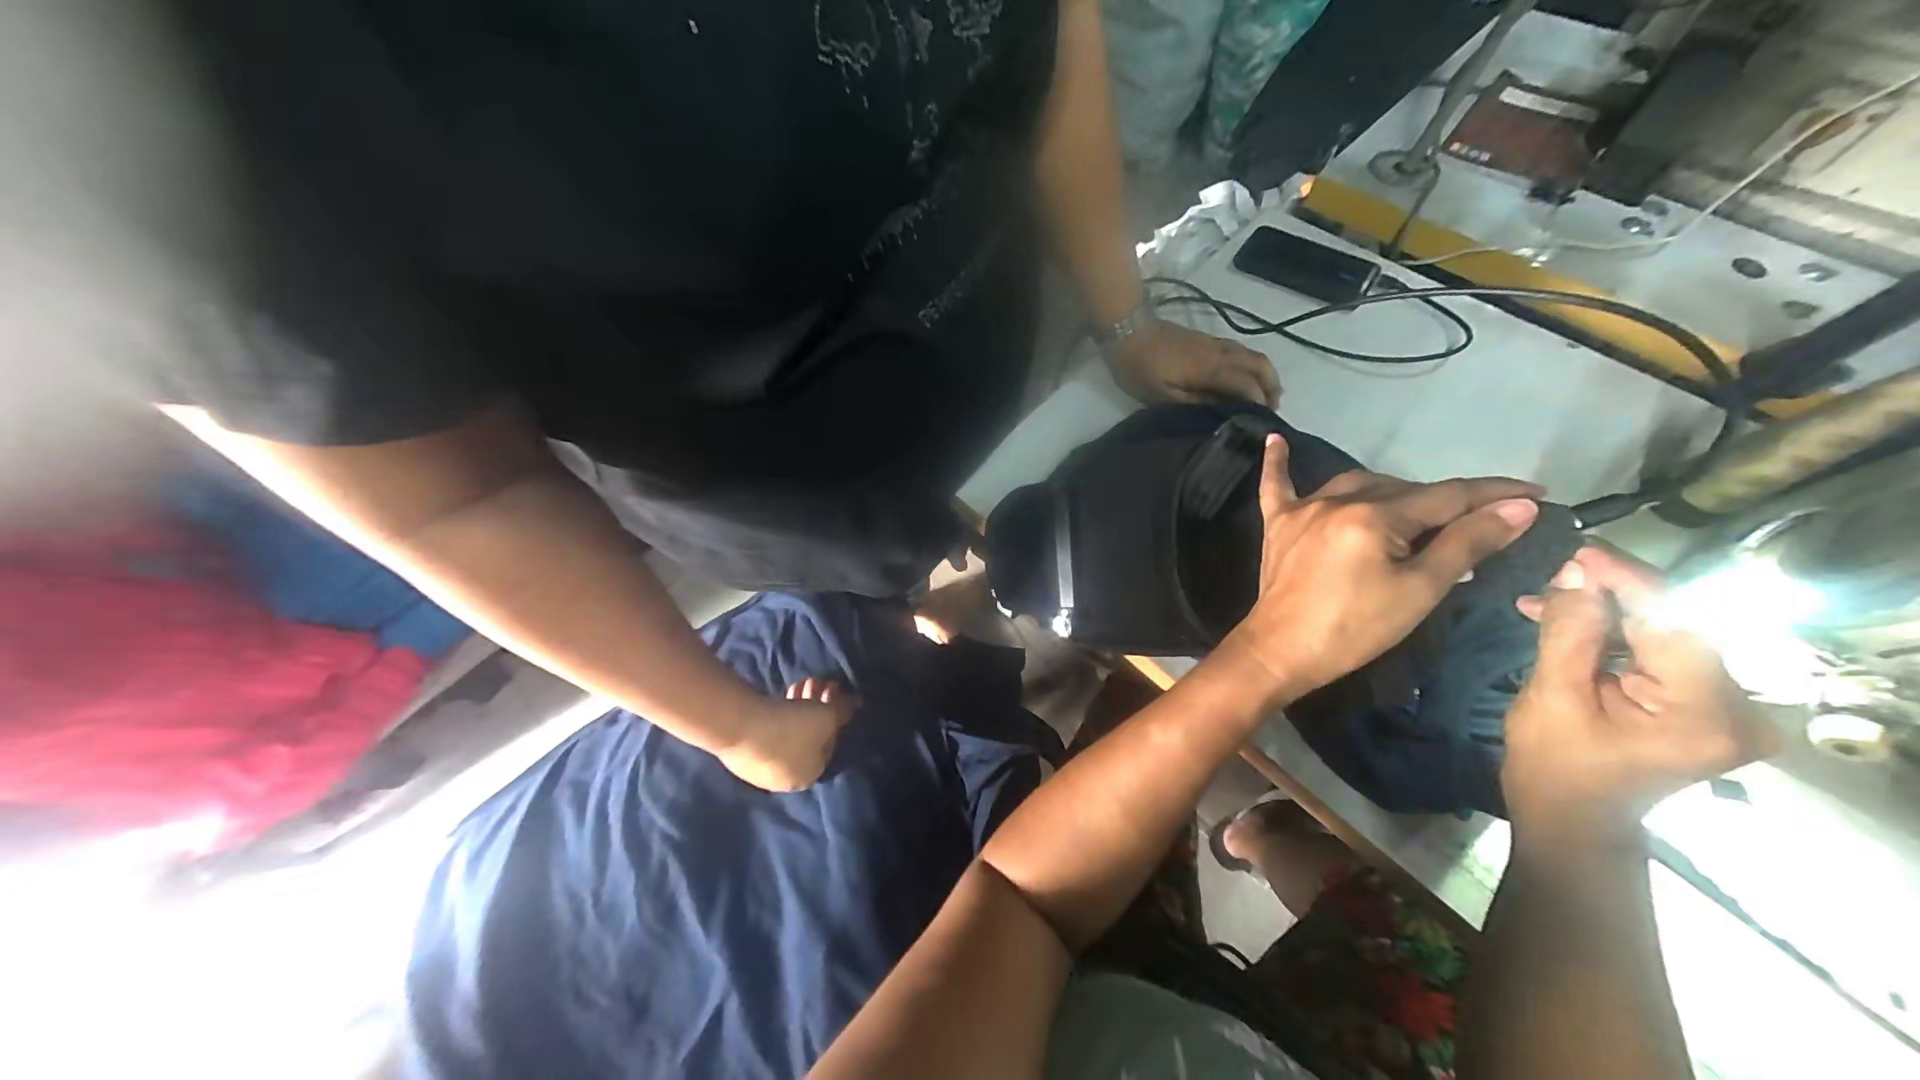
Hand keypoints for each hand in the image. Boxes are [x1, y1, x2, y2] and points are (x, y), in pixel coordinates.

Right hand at [716, 677, 857, 791]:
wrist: (738, 726)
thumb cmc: (793, 726)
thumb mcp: (827, 716)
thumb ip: (844, 711)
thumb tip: (858, 703)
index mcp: (809, 777)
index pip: (830, 743)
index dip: (836, 714)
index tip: (833, 691)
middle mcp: (783, 779)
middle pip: (807, 739)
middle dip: (816, 707)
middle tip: (815, 682)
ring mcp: (758, 769)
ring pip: (786, 734)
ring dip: (796, 707)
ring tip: (797, 683)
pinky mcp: (739, 754)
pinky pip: (766, 733)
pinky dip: (776, 714)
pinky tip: (776, 697)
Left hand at [1104, 319, 1279, 406]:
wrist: (1128, 329)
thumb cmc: (1140, 368)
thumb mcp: (1160, 395)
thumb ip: (1193, 403)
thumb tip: (1222, 411)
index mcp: (1210, 369)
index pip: (1248, 385)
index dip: (1259, 403)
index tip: (1262, 422)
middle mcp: (1220, 353)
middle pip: (1260, 365)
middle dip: (1271, 386)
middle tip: (1271, 409)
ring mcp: (1216, 344)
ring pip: (1253, 355)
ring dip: (1265, 375)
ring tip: (1264, 396)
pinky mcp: (1208, 340)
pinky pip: (1241, 351)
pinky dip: (1252, 365)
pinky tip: (1245, 378)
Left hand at [1226, 433, 1542, 696]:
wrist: (1281, 651)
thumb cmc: (1354, 628)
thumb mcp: (1420, 590)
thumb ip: (1466, 542)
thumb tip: (1517, 506)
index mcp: (1374, 516)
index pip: (1447, 496)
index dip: (1494, 495)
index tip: (1535, 494)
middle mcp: (1336, 501)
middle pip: (1402, 490)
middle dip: (1443, 504)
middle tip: (1475, 526)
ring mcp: (1302, 511)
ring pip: (1356, 485)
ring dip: (1390, 493)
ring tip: (1417, 513)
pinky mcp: (1277, 525)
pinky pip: (1277, 486)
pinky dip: (1278, 464)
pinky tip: (1275, 439)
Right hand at [1504, 546, 1779, 846]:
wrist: (1572, 818)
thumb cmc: (1553, 766)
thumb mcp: (1550, 696)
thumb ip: (1568, 632)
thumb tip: (1575, 572)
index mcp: (1704, 714)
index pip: (1677, 625)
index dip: (1630, 583)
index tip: (1581, 553)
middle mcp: (1738, 708)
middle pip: (1680, 626)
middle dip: (1617, 594)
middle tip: (1560, 571)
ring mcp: (1727, 707)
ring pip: (1669, 634)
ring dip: (1610, 611)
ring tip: (1550, 597)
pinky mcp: (1706, 703)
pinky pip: (1663, 651)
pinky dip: (1617, 633)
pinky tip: (1572, 621)